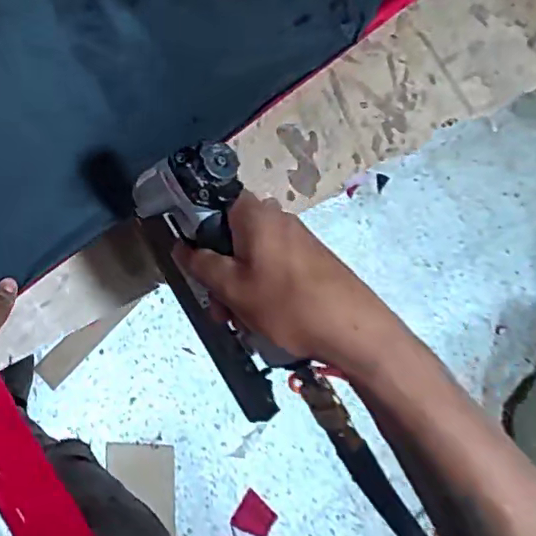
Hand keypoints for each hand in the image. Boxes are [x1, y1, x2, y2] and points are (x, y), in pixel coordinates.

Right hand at [173, 194, 414, 382]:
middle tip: (220, 309)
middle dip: (220, 274)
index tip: (194, 263)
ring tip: (243, 323)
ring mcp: (297, 239)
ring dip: (240, 288)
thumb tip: (181, 247)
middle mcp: (276, 218)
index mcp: (255, 214)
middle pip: (232, 237)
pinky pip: (273, 268)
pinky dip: (263, 291)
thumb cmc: (287, 304)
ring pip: (252, 258)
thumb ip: (201, 264)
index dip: (197, 232)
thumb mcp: (232, 288)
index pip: (212, 205)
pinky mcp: (311, 260)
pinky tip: (266, 320)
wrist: (354, 330)